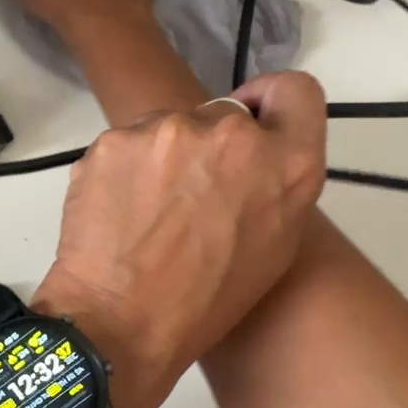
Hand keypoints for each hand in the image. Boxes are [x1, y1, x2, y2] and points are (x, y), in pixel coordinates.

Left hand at [33, 72, 328, 407]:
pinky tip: (116, 208)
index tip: (255, 123)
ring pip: (166, 127)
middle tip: (189, 192)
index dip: (272, 103)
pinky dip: (122, 168)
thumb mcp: (275, 244)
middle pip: (222, 113)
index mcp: (286, 161)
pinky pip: (124, 144)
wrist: (119, 317)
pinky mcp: (110, 139)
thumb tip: (253, 155)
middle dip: (209, 144)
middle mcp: (228, 132)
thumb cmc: (206, 299)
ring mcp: (162, 130)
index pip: (296, 90)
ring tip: (146, 208)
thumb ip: (275, 182)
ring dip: (162, 155)